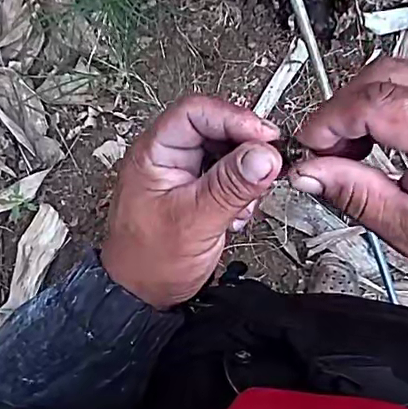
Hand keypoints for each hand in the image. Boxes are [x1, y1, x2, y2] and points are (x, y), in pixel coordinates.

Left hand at [102, 96, 282, 307]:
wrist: (140, 296)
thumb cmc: (147, 262)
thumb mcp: (193, 222)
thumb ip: (230, 187)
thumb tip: (263, 155)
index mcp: (153, 153)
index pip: (197, 112)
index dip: (234, 119)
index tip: (266, 137)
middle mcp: (167, 157)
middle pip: (216, 128)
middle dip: (245, 148)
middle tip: (267, 166)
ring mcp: (183, 173)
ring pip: (226, 152)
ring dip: (245, 173)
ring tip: (246, 200)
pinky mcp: (197, 190)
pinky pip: (228, 175)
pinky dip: (241, 191)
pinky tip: (238, 213)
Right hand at [287, 59, 407, 281]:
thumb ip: (355, 194)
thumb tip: (309, 171)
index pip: (375, 101)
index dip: (330, 120)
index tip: (311, 145)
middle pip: (382, 75)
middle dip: (341, 108)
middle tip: (328, 148)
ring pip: (398, 69)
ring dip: (363, 102)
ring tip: (355, 145)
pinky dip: (389, 100)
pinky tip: (384, 134)